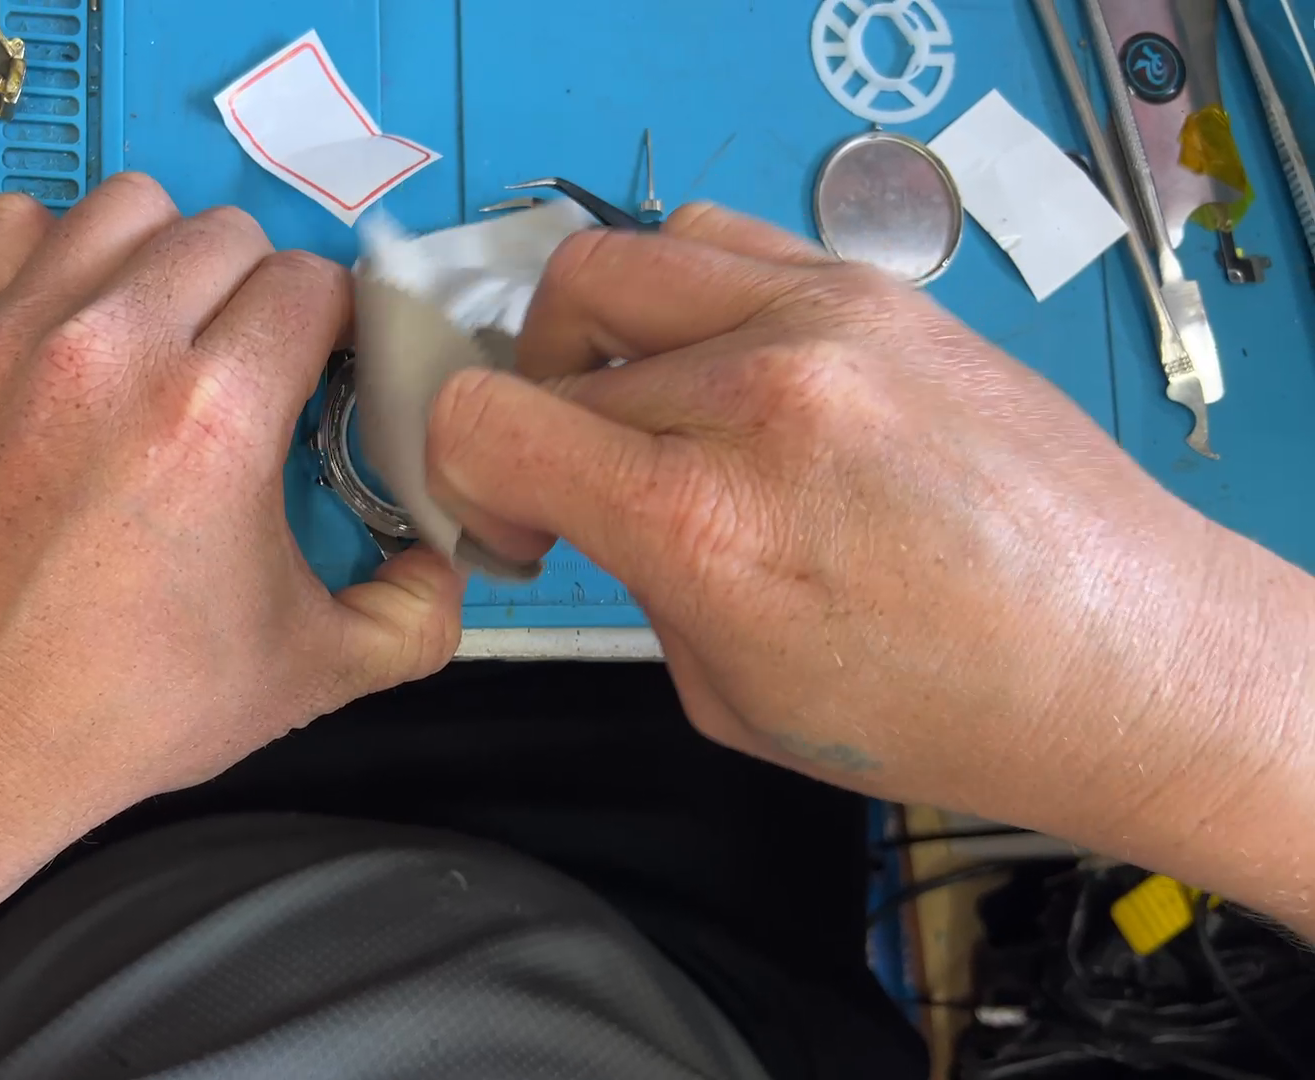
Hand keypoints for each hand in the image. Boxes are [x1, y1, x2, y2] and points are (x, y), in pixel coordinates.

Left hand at [0, 176, 461, 971]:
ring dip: (176, 259)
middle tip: (260, 371)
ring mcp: (20, 337)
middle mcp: (115, 349)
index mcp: (215, 419)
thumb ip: (421, 616)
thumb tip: (447, 559)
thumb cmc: (145, 706)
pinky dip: (67, 255)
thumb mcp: (319, 675)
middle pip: (230, 233)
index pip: (312, 284)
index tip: (328, 377)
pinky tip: (84, 326)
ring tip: (176, 339)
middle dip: (267, 292)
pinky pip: (20, 226)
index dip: (338, 326)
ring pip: (131, 206)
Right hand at [426, 205, 1314, 915]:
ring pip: (603, 267)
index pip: (481, 422)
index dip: (459, 468)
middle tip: (577, 484)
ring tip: (632, 404)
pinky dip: (665, 295)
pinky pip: (703, 239)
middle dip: (527, 431)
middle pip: (538, 360)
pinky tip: (707, 360)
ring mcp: (815, 313)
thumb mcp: (714, 687)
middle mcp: (744, 391)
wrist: (1137, 663)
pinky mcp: (870, 286)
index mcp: (692, 518)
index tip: (512, 517)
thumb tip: (587, 496)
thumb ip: (625, 570)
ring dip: (580, 342)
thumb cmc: (915, 711)